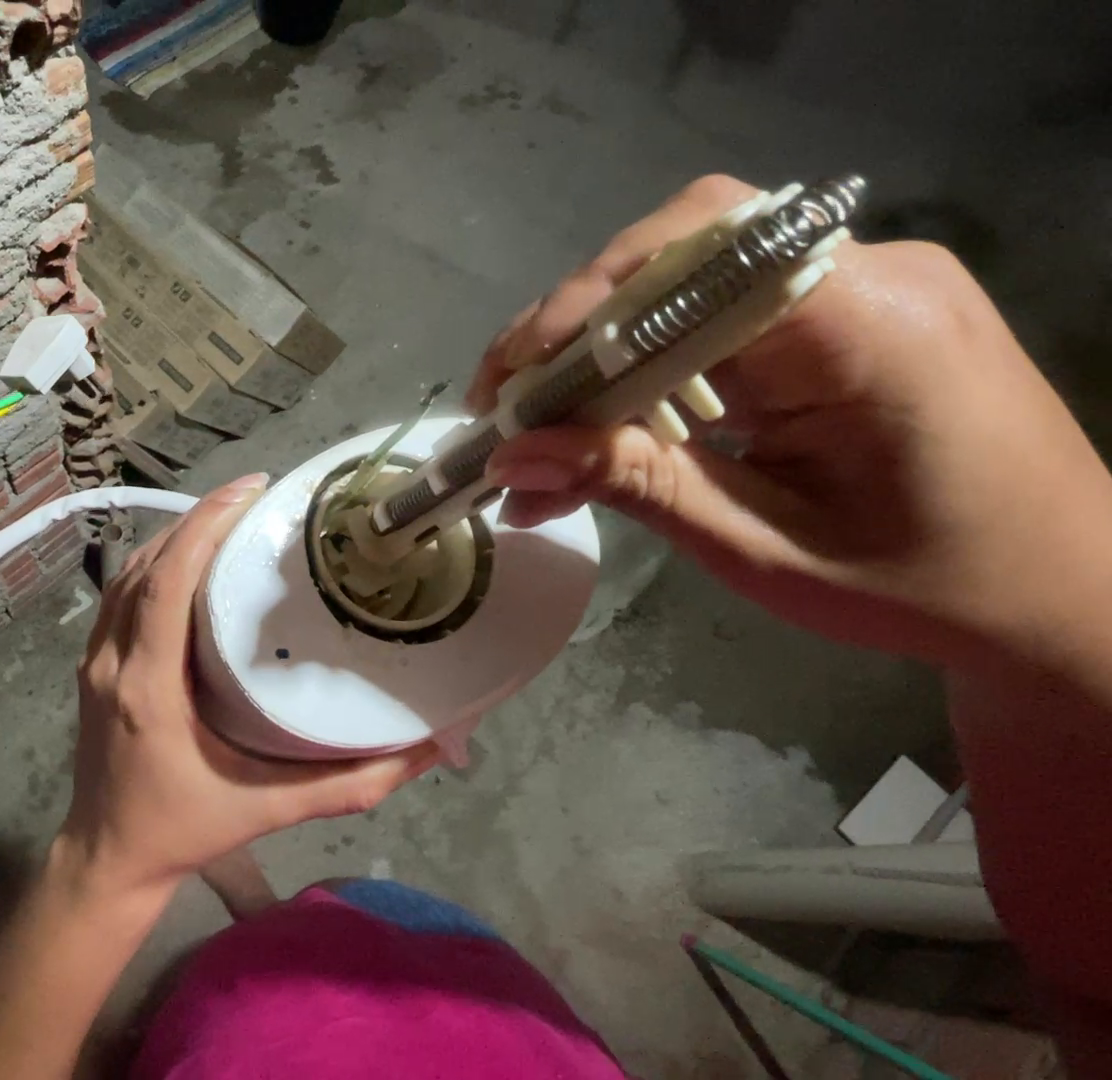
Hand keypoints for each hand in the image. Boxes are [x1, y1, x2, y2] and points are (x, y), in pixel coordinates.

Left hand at [59, 474, 438, 894]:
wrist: (108, 858)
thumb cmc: (183, 830)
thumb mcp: (267, 809)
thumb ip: (347, 784)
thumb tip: (424, 752)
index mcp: (147, 684)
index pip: (166, 581)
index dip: (205, 527)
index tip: (252, 491)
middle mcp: (113, 660)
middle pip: (145, 565)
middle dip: (197, 520)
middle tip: (254, 496)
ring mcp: (94, 661)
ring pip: (126, 576)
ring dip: (172, 539)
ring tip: (227, 518)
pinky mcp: (92, 667)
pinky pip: (119, 597)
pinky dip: (153, 566)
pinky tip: (189, 560)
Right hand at [472, 175, 1111, 673]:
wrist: (1060, 596)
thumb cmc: (920, 585)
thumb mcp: (757, 546)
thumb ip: (632, 483)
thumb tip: (509, 459)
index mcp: (863, 324)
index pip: (695, 254)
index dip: (584, 303)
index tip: (512, 381)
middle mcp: (861, 278)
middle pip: (673, 255)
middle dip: (570, 329)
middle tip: (505, 408)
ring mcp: (850, 292)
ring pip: (679, 285)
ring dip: (593, 353)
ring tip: (534, 429)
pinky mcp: (832, 320)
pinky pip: (709, 318)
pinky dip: (638, 368)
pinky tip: (599, 424)